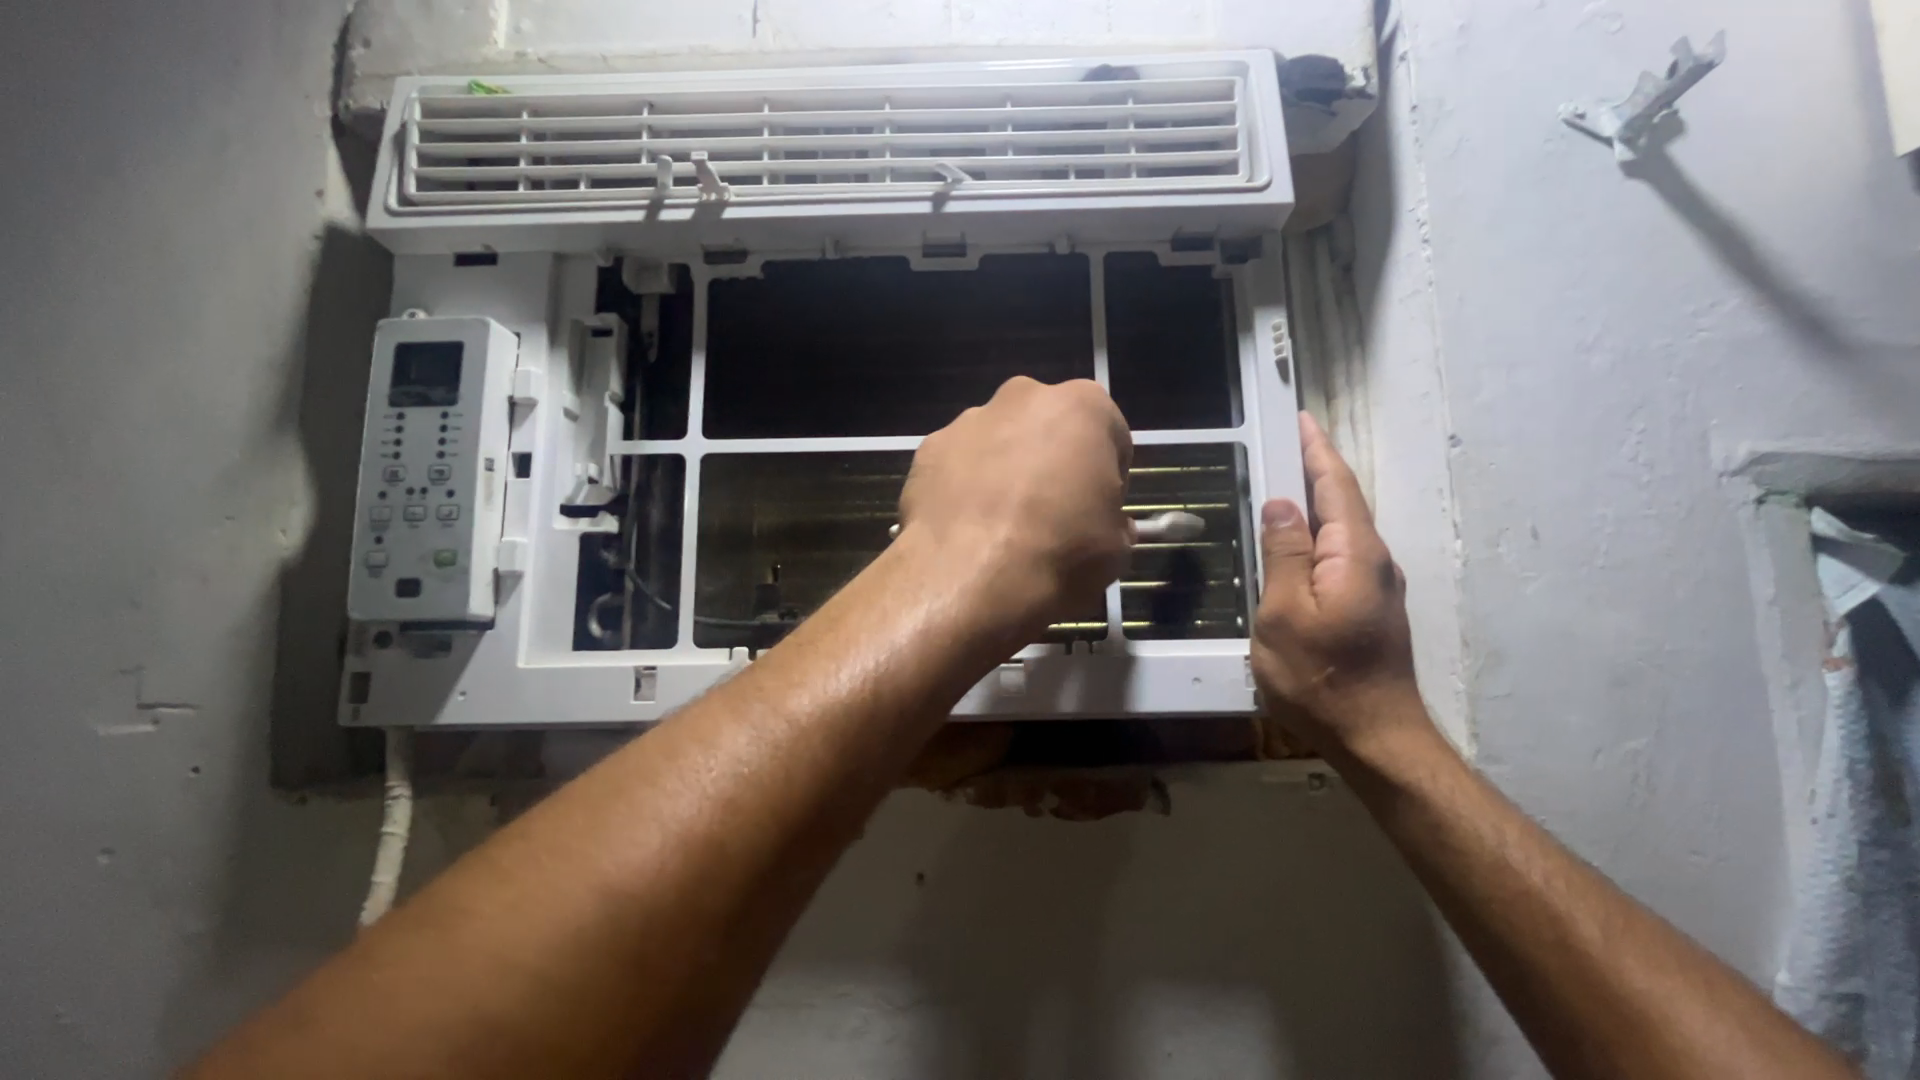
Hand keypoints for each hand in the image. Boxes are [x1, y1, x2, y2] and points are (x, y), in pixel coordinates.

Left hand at [897, 377, 1132, 642]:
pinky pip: (958, 466)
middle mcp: (1024, 397)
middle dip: (1052, 463)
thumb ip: (1114, 520)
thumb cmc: (1060, 552)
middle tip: (1052, 517)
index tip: (1098, 512)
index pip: (1109, 437)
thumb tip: (1104, 524)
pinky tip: (968, 530)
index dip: (1107, 478)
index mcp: (1083, 406)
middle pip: (1049, 429)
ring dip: (1006, 473)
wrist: (970, 577)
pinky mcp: (928, 449)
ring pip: (999, 444)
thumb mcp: (1117, 546)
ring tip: (1003, 528)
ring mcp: (969, 420)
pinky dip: (965, 489)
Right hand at [1251, 412, 1425, 754]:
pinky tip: (1297, 545)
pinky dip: (1318, 537)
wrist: (1375, 738)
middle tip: (1283, 445)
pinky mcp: (1371, 610)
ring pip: (1343, 531)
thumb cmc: (1321, 678)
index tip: (1300, 419)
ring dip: (1316, 504)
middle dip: (1315, 470)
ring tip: (1283, 487)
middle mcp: (1375, 561)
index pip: (1335, 486)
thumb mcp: (1285, 614)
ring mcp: (1377, 587)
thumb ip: (1284, 554)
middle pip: (1343, 503)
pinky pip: (1341, 556)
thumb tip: (1282, 503)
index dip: (1316, 450)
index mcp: (1356, 554)